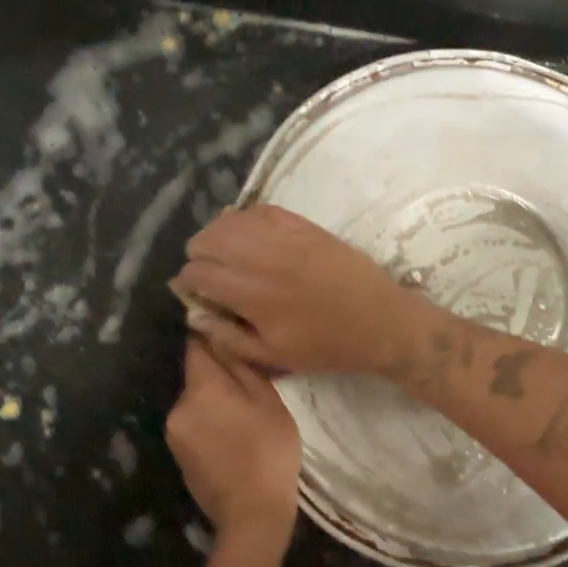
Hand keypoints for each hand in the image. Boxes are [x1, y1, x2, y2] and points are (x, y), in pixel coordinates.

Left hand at [166, 339, 301, 536]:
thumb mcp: (267, 399)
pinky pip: (193, 425)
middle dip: (218, 375)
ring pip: (196, 401)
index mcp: (200, 388)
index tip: (232, 336)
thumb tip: (223, 339)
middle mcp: (178, 406)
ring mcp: (174, 434)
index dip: (212, 336)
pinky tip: (233, 437)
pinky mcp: (178, 456)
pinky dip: (210, 424)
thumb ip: (242, 365)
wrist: (252, 515)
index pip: (196, 345)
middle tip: (250, 385)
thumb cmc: (268, 450)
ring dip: (215, 401)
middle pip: (196, 375)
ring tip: (245, 415)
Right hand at [171, 205, 433, 374]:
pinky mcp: (305, 226)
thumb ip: (229, 337)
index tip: (191, 288)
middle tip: (204, 268)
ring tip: (221, 247)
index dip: (187, 280)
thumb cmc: (326, 345)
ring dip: (219, 232)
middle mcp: (264, 259)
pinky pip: (264, 210)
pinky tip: (249, 232)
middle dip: (199, 252)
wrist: (380, 321)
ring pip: (234, 220)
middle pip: (210, 239)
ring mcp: (286, 237)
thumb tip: (195, 316)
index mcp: (254, 295)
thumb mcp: (274, 356)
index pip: (201, 273)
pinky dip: (248, 218)